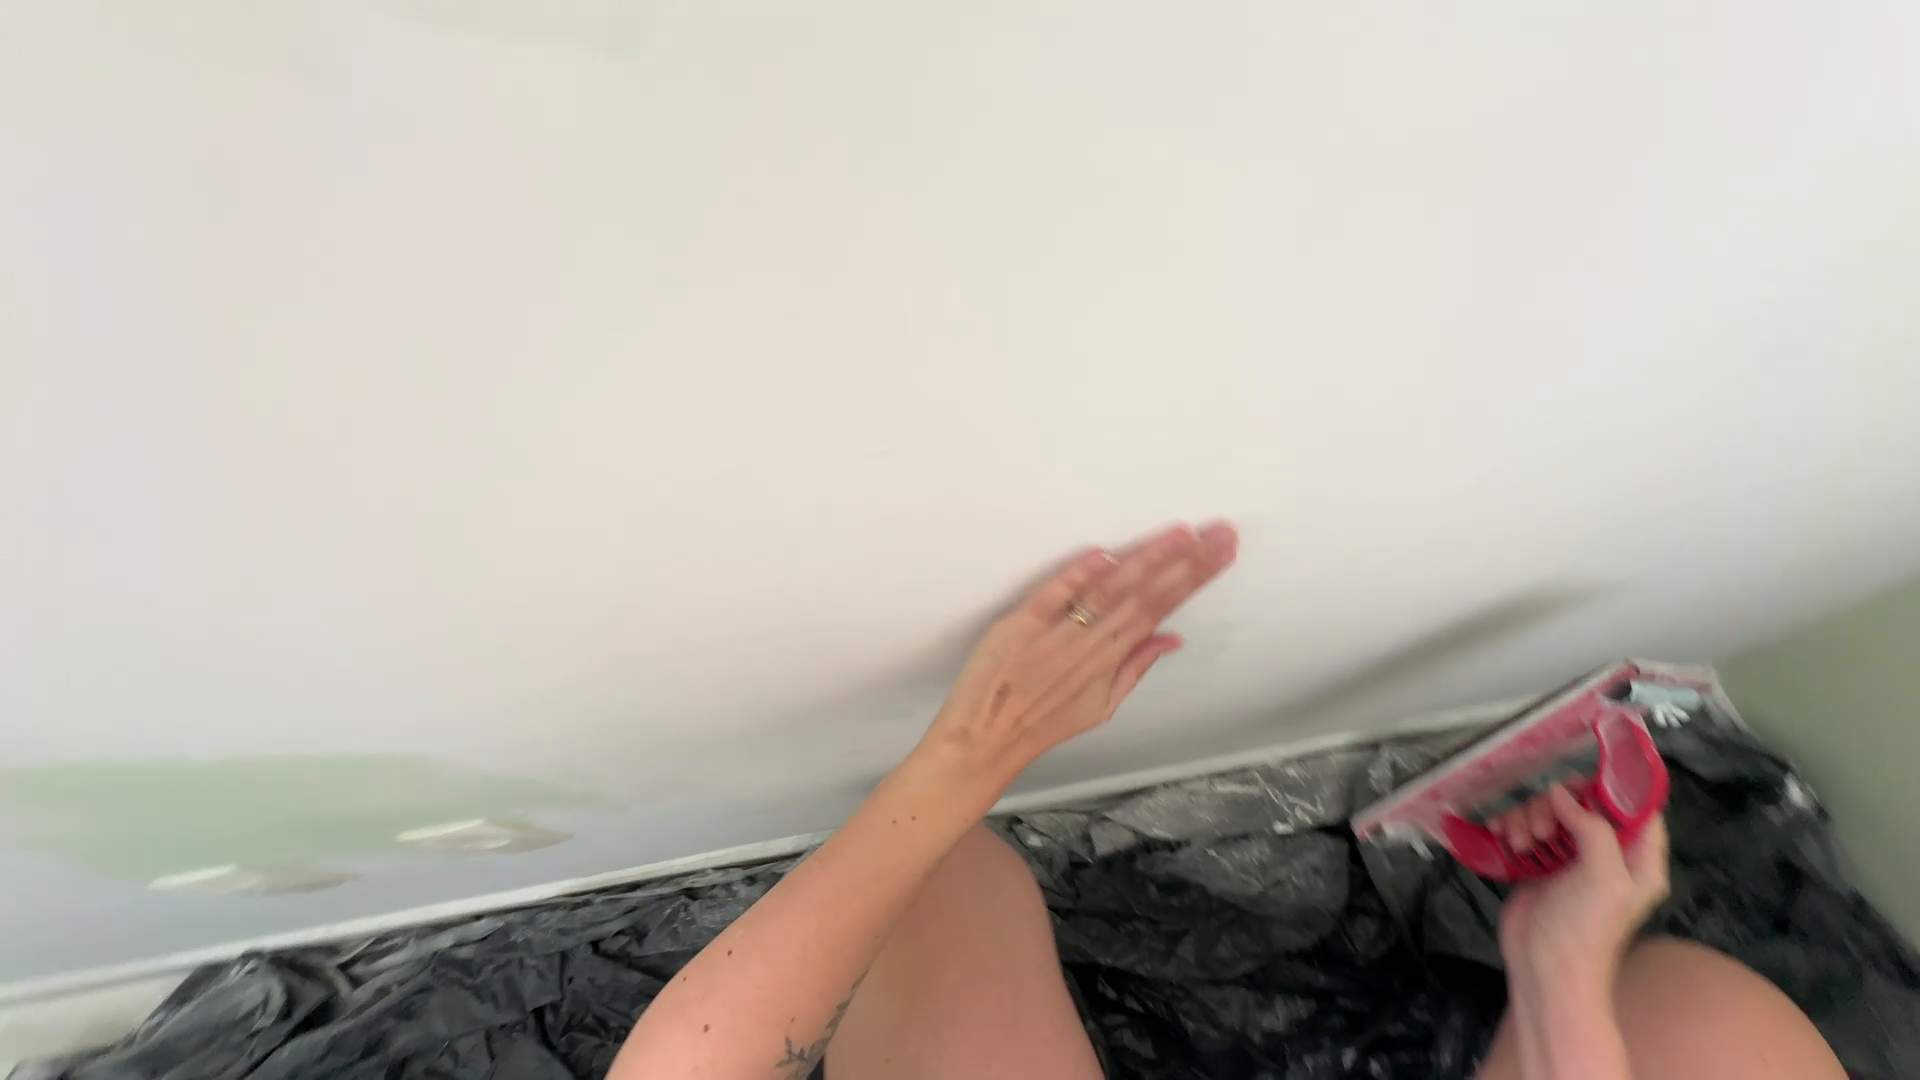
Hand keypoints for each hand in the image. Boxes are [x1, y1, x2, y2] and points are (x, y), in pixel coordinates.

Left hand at [914, 521, 1237, 785]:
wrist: (987, 738)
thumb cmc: (1042, 722)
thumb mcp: (1100, 705)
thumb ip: (1136, 666)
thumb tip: (1171, 638)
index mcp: (1109, 659)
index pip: (1160, 609)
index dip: (1193, 578)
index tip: (1220, 550)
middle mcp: (1089, 644)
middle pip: (1144, 595)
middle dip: (1185, 562)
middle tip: (1218, 532)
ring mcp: (1056, 633)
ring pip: (1108, 591)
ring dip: (1145, 561)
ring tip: (1179, 536)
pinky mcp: (1020, 625)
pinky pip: (1053, 598)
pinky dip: (1077, 578)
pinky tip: (1103, 555)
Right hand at [1494, 786, 1669, 993]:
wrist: (1545, 964)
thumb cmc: (1584, 925)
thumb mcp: (1603, 877)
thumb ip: (1592, 829)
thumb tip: (1560, 793)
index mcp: (1637, 861)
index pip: (1637, 811)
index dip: (1611, 790)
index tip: (1576, 785)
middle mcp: (1606, 856)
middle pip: (1581, 807)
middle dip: (1553, 808)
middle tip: (1539, 830)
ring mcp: (1570, 861)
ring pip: (1547, 816)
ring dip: (1526, 819)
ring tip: (1518, 842)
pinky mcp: (1537, 865)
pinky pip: (1524, 830)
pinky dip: (1510, 827)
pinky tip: (1501, 837)